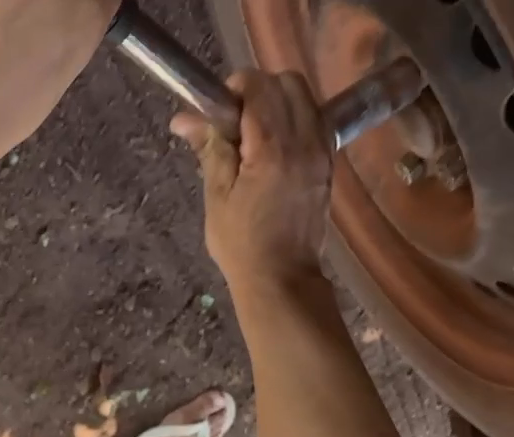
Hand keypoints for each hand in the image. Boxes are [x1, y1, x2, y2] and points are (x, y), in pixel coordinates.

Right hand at [172, 70, 333, 288]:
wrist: (281, 277)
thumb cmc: (241, 244)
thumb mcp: (217, 197)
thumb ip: (210, 148)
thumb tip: (185, 117)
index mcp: (271, 148)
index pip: (258, 87)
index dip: (234, 89)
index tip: (218, 111)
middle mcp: (303, 139)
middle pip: (286, 83)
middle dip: (258, 91)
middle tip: (235, 122)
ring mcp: (321, 149)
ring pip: (304, 98)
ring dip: (278, 103)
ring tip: (254, 136)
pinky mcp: (328, 161)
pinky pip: (315, 119)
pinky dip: (295, 119)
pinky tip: (275, 146)